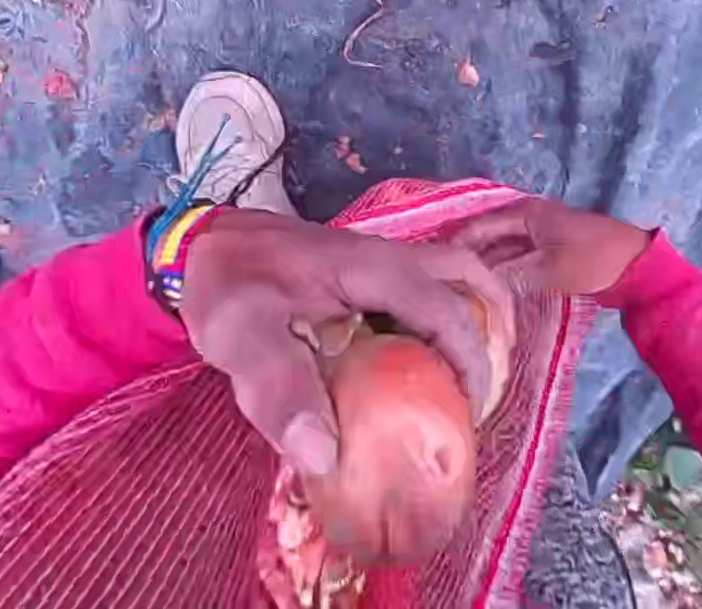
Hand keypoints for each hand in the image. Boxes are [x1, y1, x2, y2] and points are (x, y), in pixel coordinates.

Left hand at [180, 208, 512, 479]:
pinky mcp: (367, 274)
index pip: (446, 306)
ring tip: (469, 376)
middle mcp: (389, 257)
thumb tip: (326, 457)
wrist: (207, 244)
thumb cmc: (229, 284)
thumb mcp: (242, 336)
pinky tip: (423, 361)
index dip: (470, 359)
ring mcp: (380, 262)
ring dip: (475, 317)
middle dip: (494, 326)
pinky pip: (426, 289)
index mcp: (373, 268)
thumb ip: (279, 388)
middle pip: (468, 275)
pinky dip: (445, 318)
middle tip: (485, 388)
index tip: (466, 414)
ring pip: (453, 276)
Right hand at [448, 198, 652, 295]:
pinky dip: (504, 269)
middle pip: (489, 236)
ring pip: (502, 247)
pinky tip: (492, 287)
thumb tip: (479, 283)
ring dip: (486, 264)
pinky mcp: (549, 249)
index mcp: (526, 213)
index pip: (481, 226)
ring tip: (461, 286)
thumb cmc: (593, 259)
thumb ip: (512, 273)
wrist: (638, 263)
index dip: (458, 242)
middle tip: (443, 279)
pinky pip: (517, 256)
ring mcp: (539, 233)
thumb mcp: (550, 269)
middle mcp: (528, 218)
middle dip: (468, 254)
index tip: (435, 262)